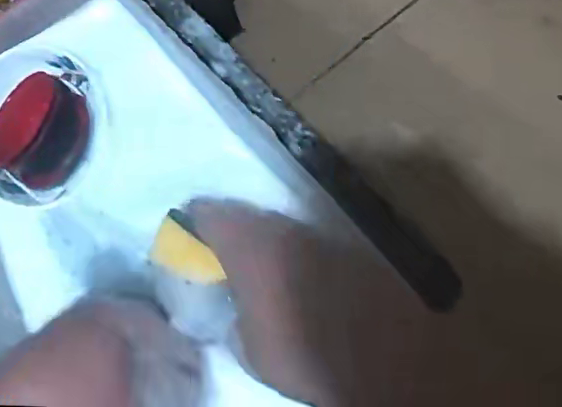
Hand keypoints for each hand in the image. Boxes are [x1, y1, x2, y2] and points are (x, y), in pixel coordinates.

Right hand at [186, 199, 437, 406]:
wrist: (380, 346)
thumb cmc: (301, 346)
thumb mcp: (250, 349)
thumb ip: (230, 321)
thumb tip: (227, 314)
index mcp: (242, 241)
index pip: (204, 211)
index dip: (189, 220)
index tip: (181, 233)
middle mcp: (271, 223)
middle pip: (237, 213)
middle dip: (224, 229)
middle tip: (214, 252)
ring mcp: (304, 228)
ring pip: (268, 223)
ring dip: (256, 238)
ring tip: (250, 267)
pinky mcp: (332, 241)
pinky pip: (295, 237)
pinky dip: (284, 250)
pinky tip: (287, 276)